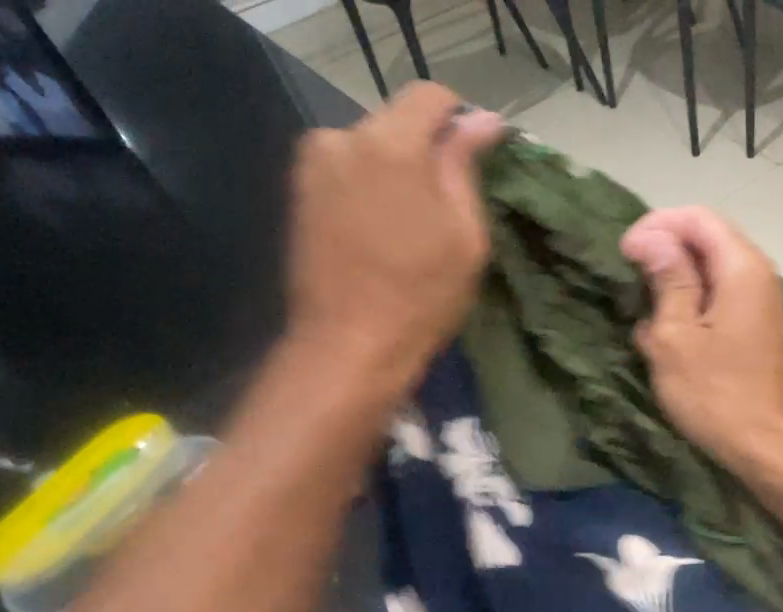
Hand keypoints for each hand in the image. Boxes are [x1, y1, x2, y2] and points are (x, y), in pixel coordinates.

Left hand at [283, 83, 506, 403]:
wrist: (349, 344)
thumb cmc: (421, 294)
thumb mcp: (464, 234)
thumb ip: (465, 166)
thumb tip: (483, 120)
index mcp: (389, 143)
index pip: (430, 95)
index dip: (460, 119)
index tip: (477, 157)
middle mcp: (341, 136)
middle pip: (397, 122)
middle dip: (426, 152)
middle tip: (448, 206)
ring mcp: (313, 164)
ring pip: (370, 149)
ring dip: (396, 174)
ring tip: (413, 227)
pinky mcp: (299, 191)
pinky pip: (347, 172)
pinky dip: (370, 190)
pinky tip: (384, 235)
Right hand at [620, 207, 782, 480]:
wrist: (766, 448)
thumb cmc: (715, 394)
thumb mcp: (676, 335)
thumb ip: (667, 279)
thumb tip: (651, 237)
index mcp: (743, 267)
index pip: (696, 217)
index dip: (656, 226)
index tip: (625, 255)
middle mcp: (761, 276)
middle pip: (709, 239)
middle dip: (667, 250)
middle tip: (632, 278)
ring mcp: (764, 304)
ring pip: (715, 271)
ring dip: (678, 281)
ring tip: (647, 307)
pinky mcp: (761, 331)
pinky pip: (724, 298)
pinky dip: (696, 304)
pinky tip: (673, 331)